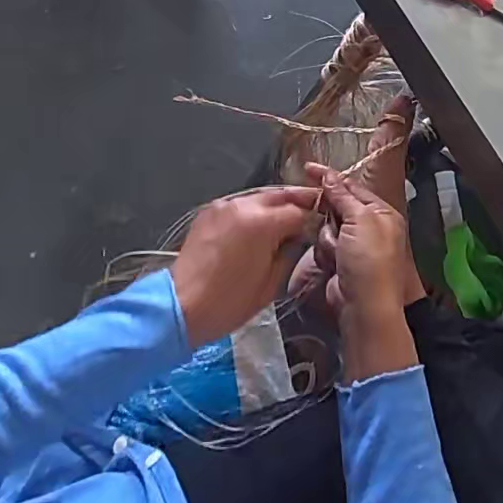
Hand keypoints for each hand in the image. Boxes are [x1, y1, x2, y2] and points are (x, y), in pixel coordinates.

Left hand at [170, 186, 319, 347]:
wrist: (180, 307)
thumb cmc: (229, 302)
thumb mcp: (271, 282)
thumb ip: (290, 252)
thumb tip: (300, 237)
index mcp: (262, 222)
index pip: (300, 211)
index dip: (314, 218)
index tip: (323, 226)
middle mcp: (243, 205)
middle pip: (281, 195)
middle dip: (300, 201)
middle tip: (315, 210)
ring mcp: (224, 206)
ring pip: (261, 196)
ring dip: (277, 204)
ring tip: (289, 218)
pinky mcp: (210, 212)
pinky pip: (241, 204)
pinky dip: (255, 210)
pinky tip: (261, 224)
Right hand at [287, 97, 415, 309]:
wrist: (364, 306)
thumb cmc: (368, 259)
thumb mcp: (360, 220)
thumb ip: (342, 196)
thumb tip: (329, 174)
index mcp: (381, 212)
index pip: (352, 187)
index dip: (330, 178)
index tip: (308, 168)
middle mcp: (369, 226)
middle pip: (337, 206)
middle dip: (329, 215)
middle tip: (321, 216)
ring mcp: (353, 245)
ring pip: (326, 227)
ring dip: (328, 238)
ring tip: (337, 253)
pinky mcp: (339, 261)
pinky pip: (323, 245)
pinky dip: (325, 253)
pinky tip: (332, 264)